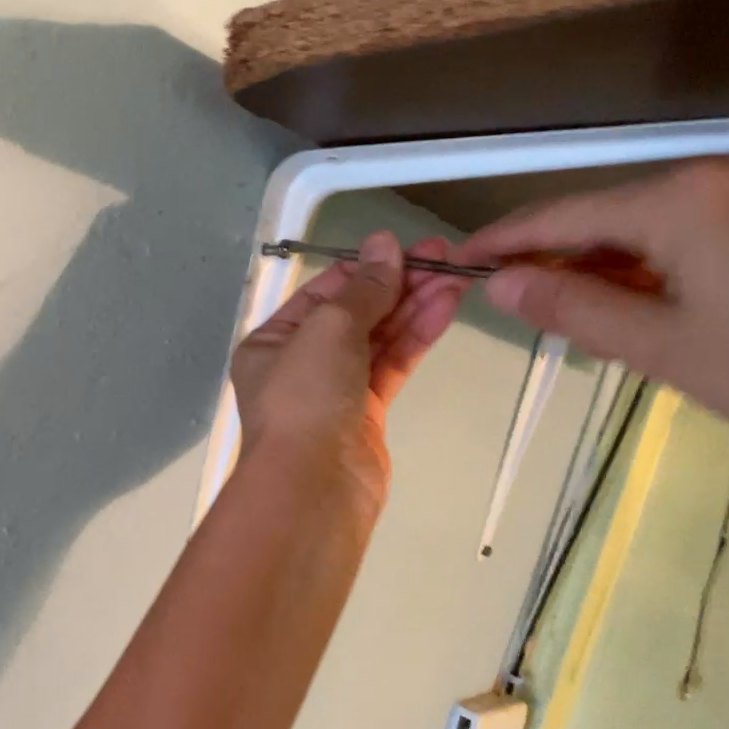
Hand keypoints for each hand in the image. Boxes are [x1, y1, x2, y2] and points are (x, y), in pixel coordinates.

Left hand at [231, 231, 467, 503]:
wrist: (315, 483)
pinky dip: (416, 337)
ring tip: (457, 276)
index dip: (365, 268)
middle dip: (397, 284)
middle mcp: (298, 364)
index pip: (321, 293)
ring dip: (414, 306)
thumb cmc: (306, 396)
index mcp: (271, 342)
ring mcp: (332, 391)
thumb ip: (363, 287)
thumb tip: (385, 244)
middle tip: (445, 256)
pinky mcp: (365, 414)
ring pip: (377, 338)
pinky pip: (391, 365)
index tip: (409, 247)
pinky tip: (446, 307)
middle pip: (353, 313)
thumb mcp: (329, 326)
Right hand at [461, 139, 728, 484]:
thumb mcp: (668, 349)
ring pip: (675, 219)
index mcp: (684, 199)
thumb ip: (575, 310)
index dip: (503, 242)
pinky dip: (685, 258)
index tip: (455, 262)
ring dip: (630, 264)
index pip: (563, 216)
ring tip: (615, 321)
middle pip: (620, 214)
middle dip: (572, 261)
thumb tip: (501, 284)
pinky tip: (687, 301)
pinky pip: (727, 219)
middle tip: (539, 314)